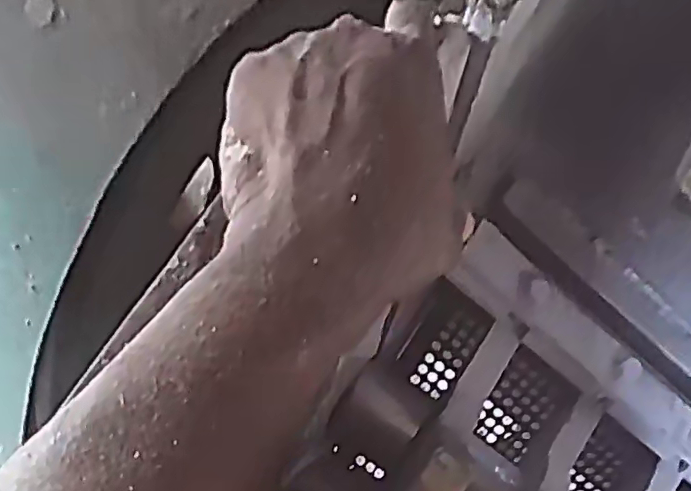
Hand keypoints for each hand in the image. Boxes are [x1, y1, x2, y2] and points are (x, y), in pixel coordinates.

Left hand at [219, 6, 461, 315]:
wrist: (311, 266)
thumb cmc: (378, 240)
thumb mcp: (441, 227)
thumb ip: (443, 197)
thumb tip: (443, 213)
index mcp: (410, 68)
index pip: (417, 24)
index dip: (410, 60)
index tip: (406, 82)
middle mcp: (350, 46)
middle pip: (357, 58)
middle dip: (361, 99)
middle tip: (364, 159)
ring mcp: (293, 61)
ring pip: (308, 75)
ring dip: (314, 114)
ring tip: (320, 178)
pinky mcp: (247, 85)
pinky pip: (264, 95)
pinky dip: (272, 126)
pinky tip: (286, 174)